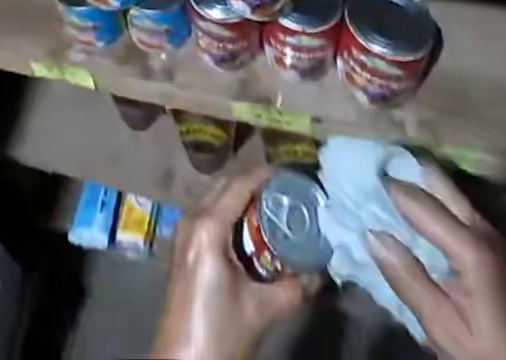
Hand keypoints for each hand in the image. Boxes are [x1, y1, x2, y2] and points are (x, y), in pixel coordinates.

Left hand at [151, 167, 308, 359]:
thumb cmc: (221, 331)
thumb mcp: (264, 308)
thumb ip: (296, 287)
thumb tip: (323, 271)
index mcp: (208, 226)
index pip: (238, 185)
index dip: (264, 174)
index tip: (291, 174)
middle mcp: (191, 219)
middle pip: (223, 185)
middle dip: (253, 181)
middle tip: (287, 189)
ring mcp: (183, 230)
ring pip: (213, 196)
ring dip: (240, 194)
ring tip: (274, 203)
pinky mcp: (182, 244)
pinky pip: (207, 212)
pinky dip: (228, 208)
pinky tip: (251, 225)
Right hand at [367, 166, 505, 359]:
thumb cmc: (487, 353)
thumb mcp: (441, 325)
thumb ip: (406, 277)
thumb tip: (370, 232)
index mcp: (471, 247)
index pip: (417, 199)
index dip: (385, 185)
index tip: (355, 172)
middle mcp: (485, 231)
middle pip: (438, 182)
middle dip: (404, 170)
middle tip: (369, 167)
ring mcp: (493, 237)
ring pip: (448, 192)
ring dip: (416, 184)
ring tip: (382, 185)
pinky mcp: (494, 247)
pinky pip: (456, 208)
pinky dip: (430, 200)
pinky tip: (410, 210)